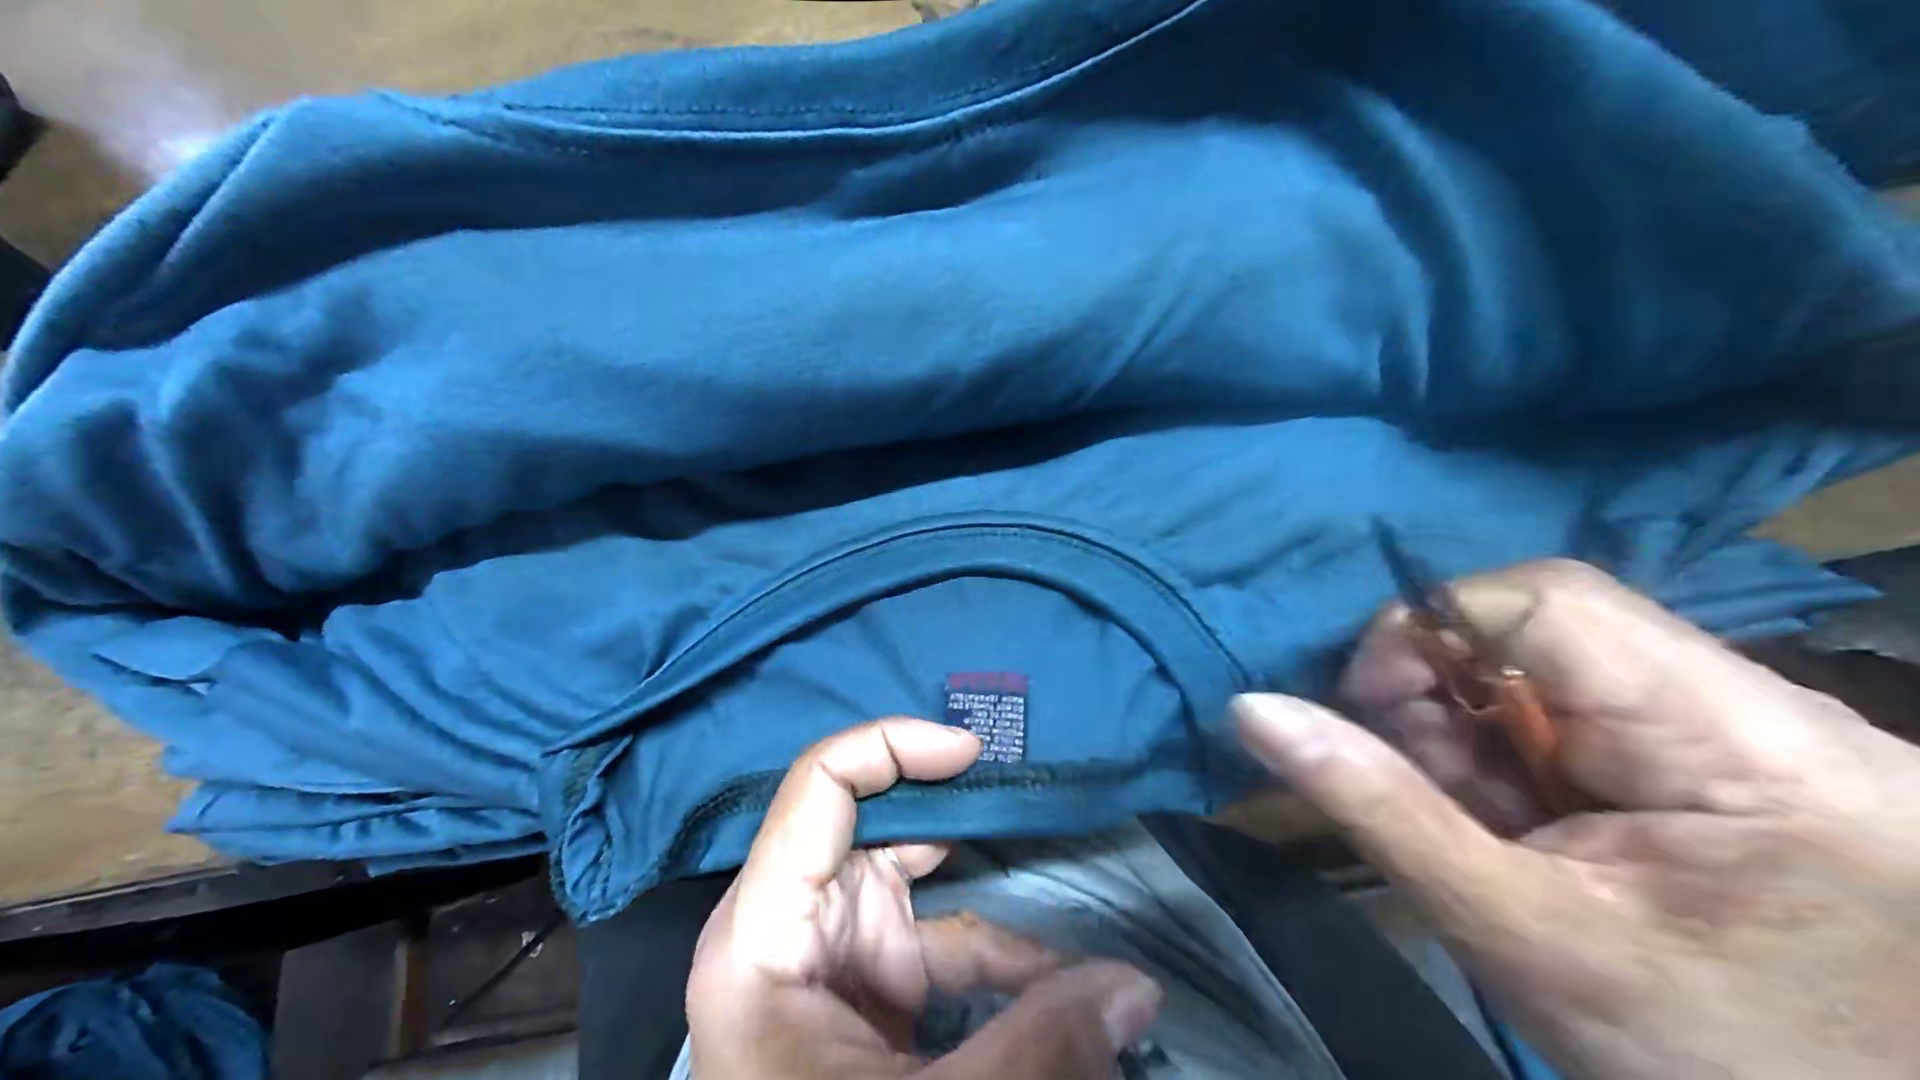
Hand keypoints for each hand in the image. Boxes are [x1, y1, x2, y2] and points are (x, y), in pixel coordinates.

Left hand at [685, 717, 1163, 1077]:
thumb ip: (1037, 1047)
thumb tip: (1138, 989)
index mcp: (767, 931)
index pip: (820, 787)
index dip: (892, 746)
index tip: (971, 751)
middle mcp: (794, 922)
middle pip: (873, 822)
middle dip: (956, 807)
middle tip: (1026, 786)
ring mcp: (836, 952)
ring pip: (919, 882)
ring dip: (997, 891)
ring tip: (1064, 870)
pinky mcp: (872, 987)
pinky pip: (943, 944)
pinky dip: (1004, 958)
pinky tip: (1067, 986)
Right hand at [1235, 561, 1919, 1079]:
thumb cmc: (1709, 1062)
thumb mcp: (1516, 933)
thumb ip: (1376, 806)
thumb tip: (1251, 710)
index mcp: (1747, 740)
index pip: (1547, 599)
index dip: (1427, 631)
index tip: (1369, 708)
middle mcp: (1767, 708)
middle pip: (1542, 633)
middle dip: (1444, 699)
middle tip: (1424, 787)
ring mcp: (1757, 731)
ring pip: (1550, 672)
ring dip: (1474, 736)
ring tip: (1481, 821)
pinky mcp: (1733, 758)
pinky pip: (1580, 713)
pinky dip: (1514, 758)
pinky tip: (1519, 819)